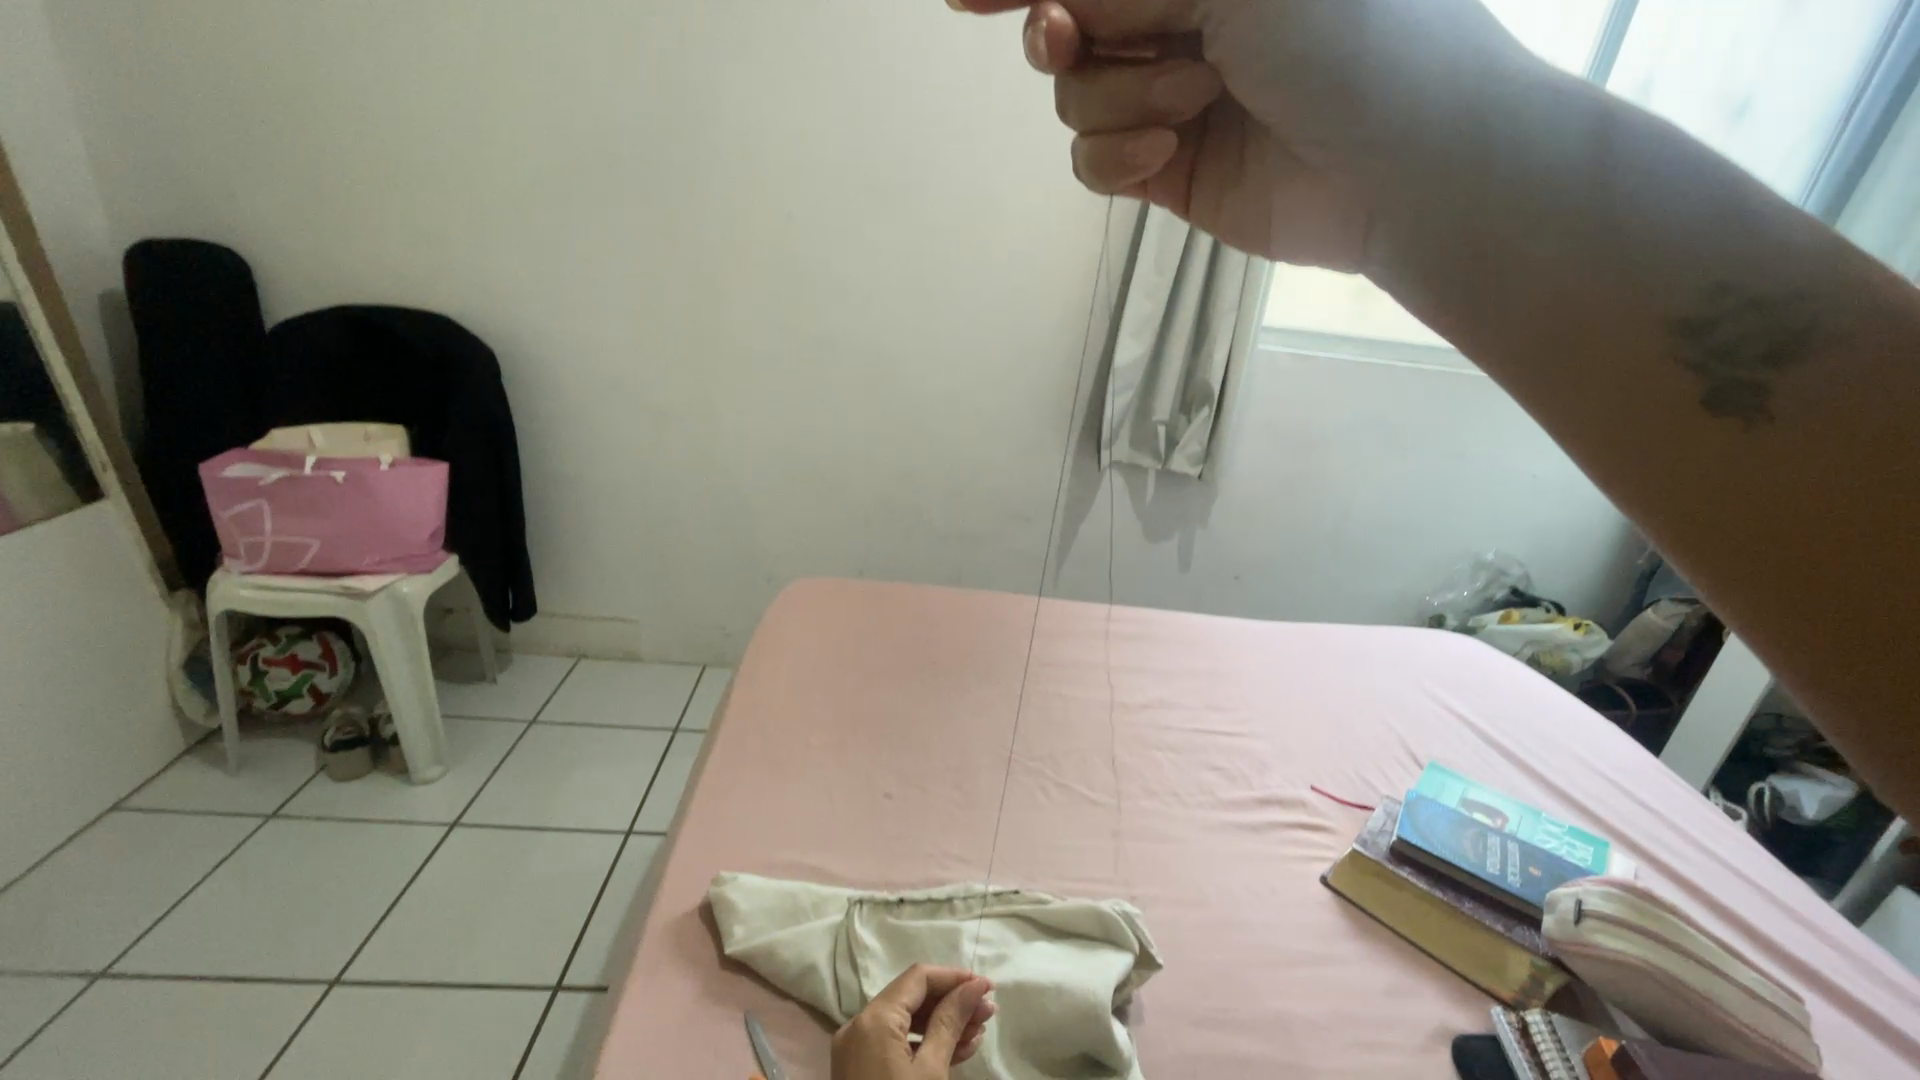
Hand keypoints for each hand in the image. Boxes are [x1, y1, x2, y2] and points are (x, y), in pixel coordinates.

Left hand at [831, 964, 996, 1079]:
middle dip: (952, 1002)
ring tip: (980, 1031)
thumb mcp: (931, 1072)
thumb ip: (951, 1022)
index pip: (917, 978)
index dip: (954, 978)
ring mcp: (857, 1049)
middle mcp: (859, 1026)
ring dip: (943, 1024)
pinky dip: (925, 1043)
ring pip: (906, 1022)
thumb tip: (975, 986)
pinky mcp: (861, 1069)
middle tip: (989, 1011)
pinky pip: (896, 1043)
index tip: (988, 987)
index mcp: (873, 1019)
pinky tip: (959, 1050)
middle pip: (912, 998)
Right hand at [948, 0, 1541, 270]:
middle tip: (1071, 38)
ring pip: (1074, 99)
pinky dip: (1113, 156)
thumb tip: (1045, 3)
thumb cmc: (1343, 30)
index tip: (963, 1)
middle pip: (1065, 28)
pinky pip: (1091, 162)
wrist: (1400, 162)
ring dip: (1116, 98)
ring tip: (1193, 100)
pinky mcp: (1165, 169)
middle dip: (1067, 36)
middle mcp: (1178, 20)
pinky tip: (1163, 154)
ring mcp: (1167, 97)